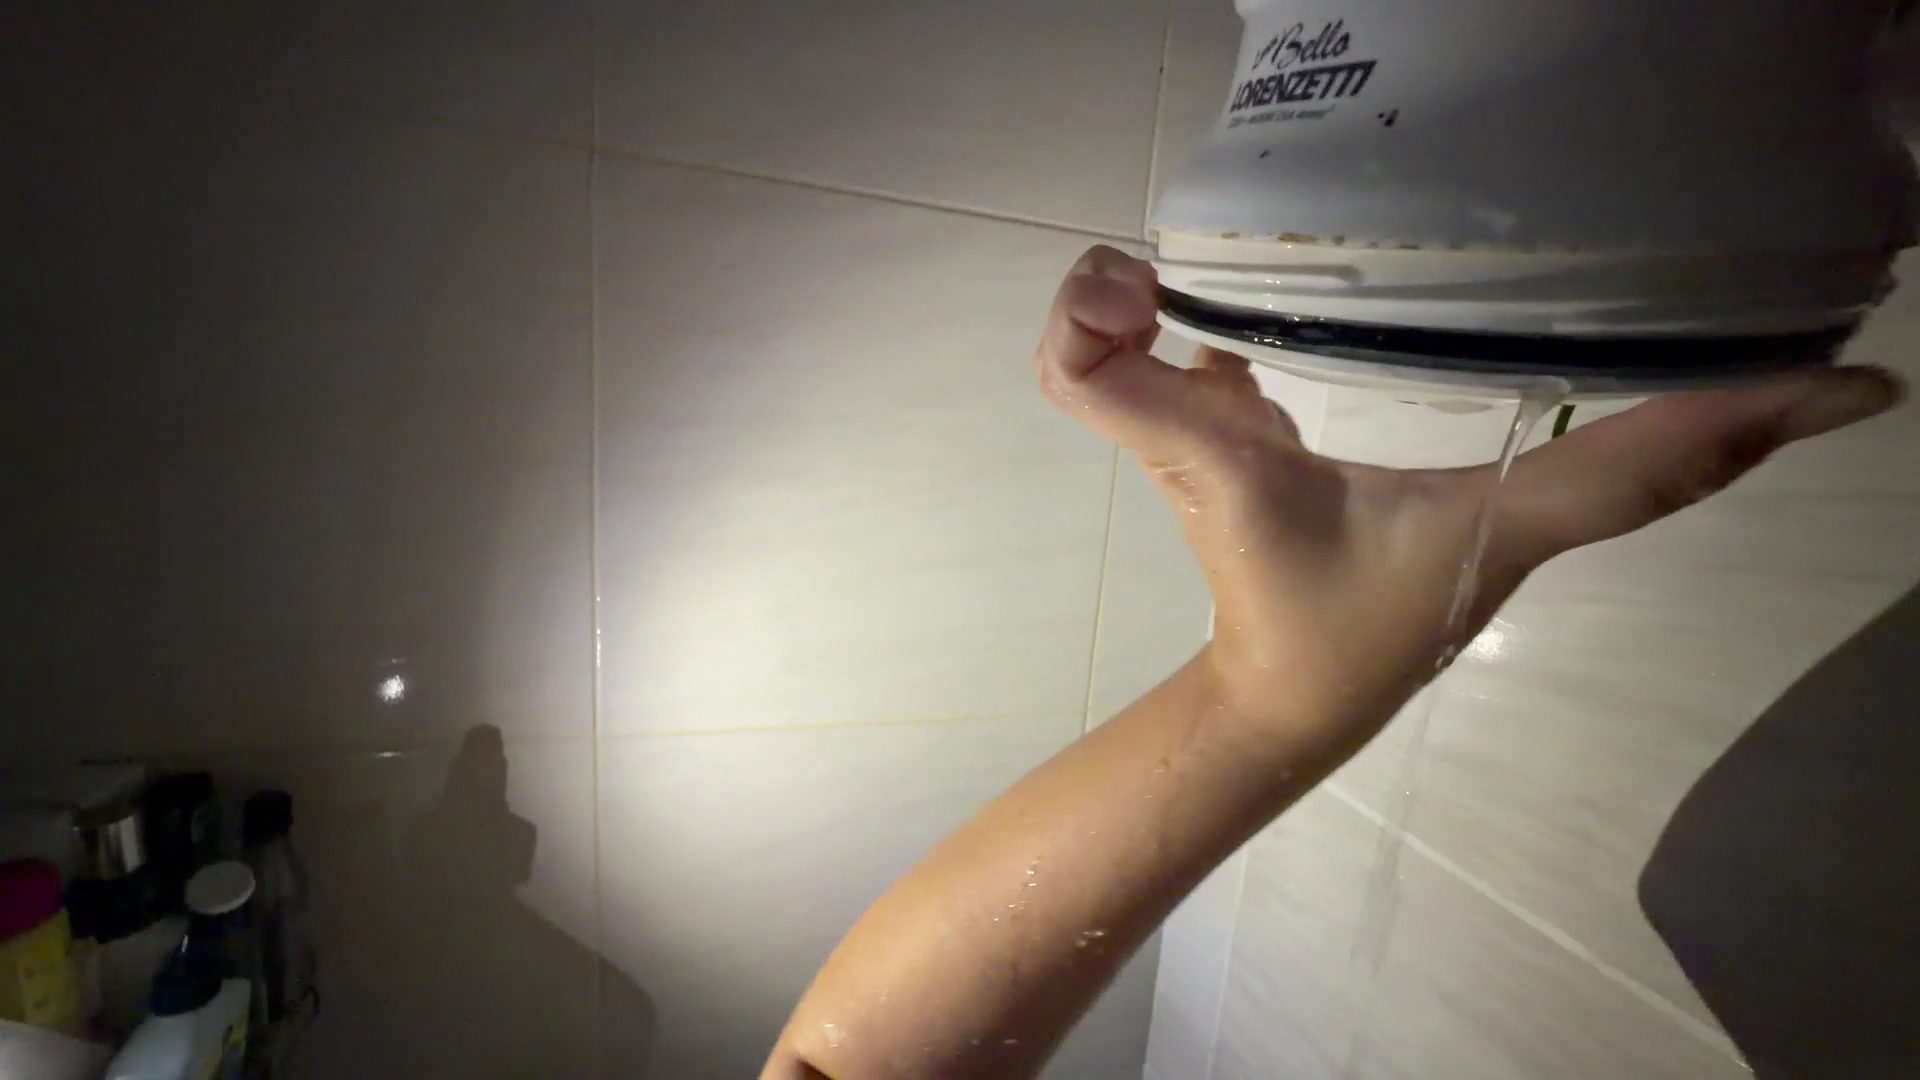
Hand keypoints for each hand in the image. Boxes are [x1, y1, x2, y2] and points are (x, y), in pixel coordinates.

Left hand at [1038, 246, 1902, 762]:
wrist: (1285, 695)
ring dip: (1138, 296)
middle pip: (1075, 344)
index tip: (1146, 285)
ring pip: (1110, 352)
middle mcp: (1173, 433)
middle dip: (1103, 285)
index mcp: (1200, 448)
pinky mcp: (1212, 433)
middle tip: (1181, 259)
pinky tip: (1268, 292)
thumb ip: (1630, 470)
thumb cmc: (1349, 635)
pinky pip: (1170, 359)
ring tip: (1232, 261)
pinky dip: (1187, 317)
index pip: (1073, 372)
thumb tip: (1832, 389)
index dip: (1080, 311)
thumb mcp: (1485, 543)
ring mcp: (1185, 432)